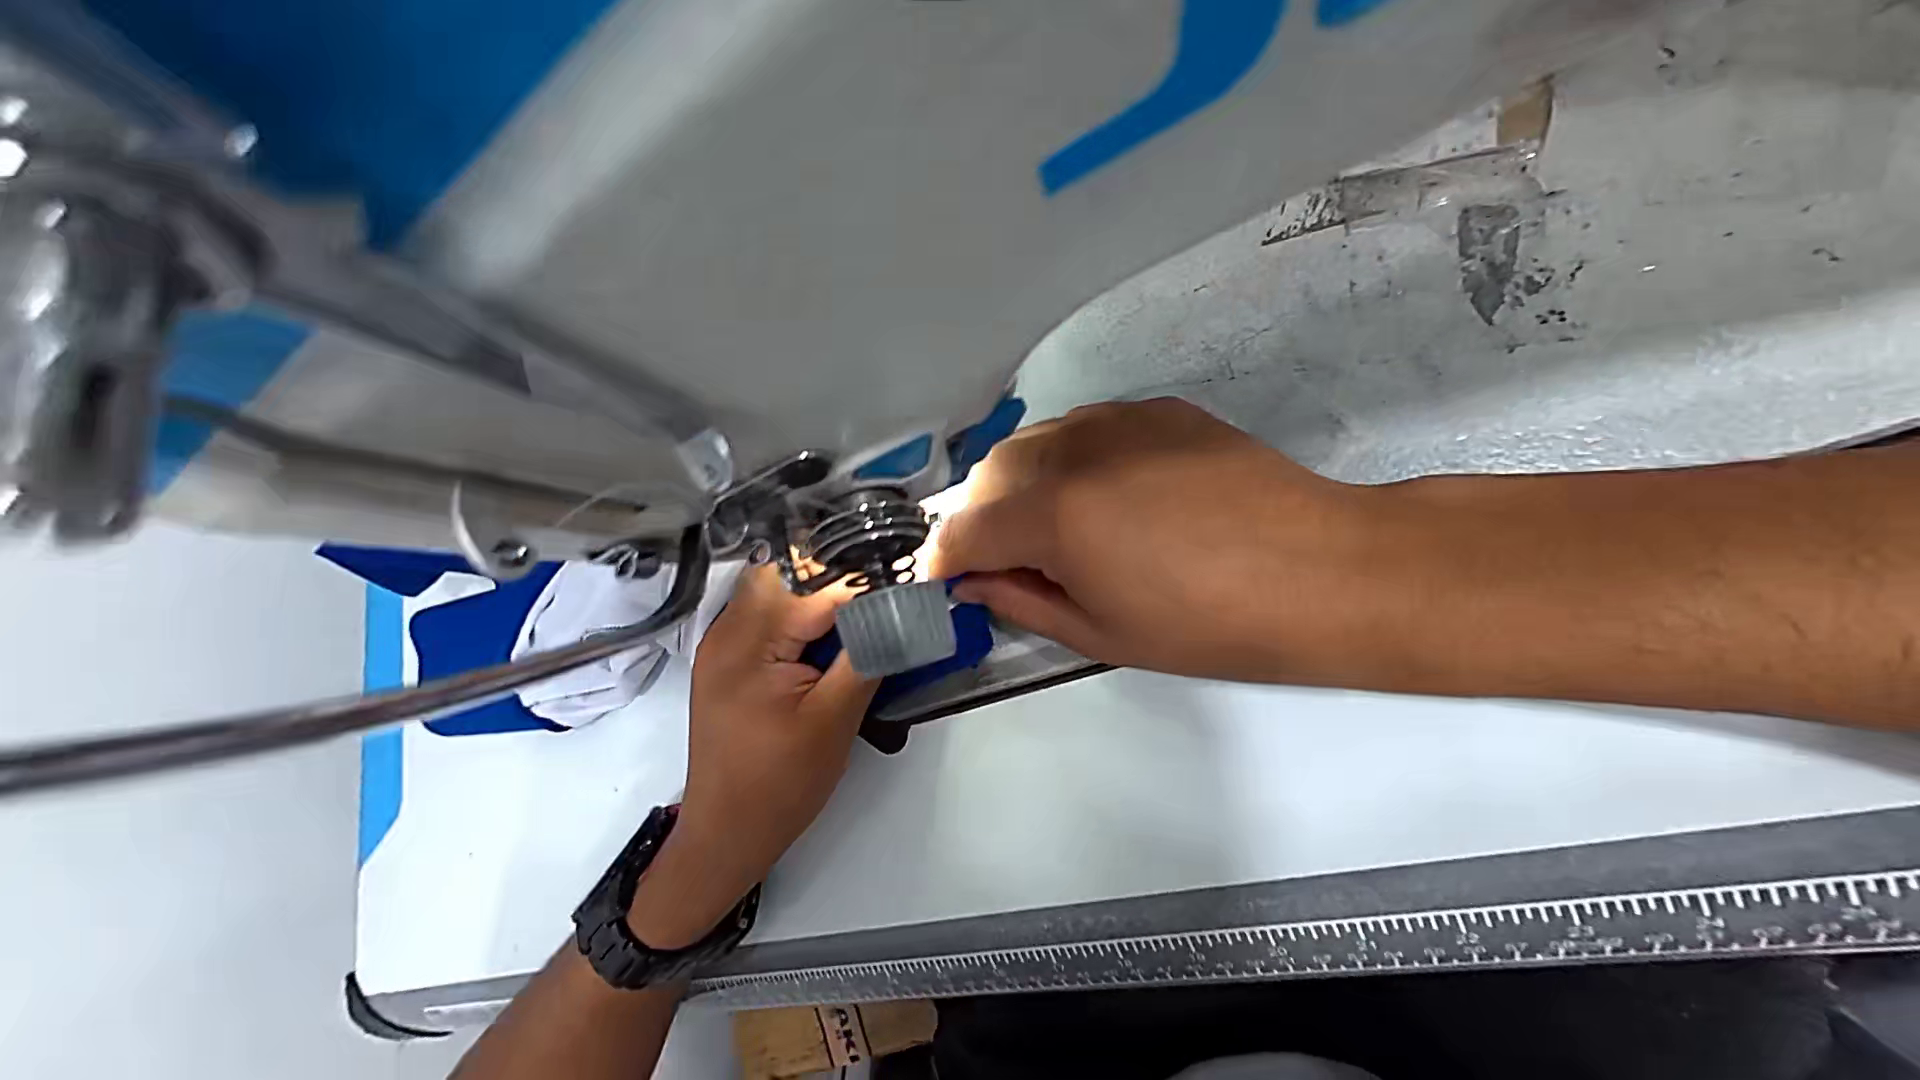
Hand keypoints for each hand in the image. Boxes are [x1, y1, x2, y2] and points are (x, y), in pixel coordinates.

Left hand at [625, 566, 876, 948]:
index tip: (903, 582)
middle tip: (884, 594)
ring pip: (779, 593)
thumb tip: (898, 610)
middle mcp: (726, 632)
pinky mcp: (730, 662)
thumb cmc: (778, 785)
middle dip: (839, 579)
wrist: (727, 834)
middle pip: (787, 576)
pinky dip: (804, 620)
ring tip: (865, 614)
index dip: (861, 581)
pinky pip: (770, 619)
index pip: (812, 587)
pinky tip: (832, 640)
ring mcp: (723, 646)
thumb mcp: (834, 719)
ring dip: (821, 598)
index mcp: (746, 642)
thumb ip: (866, 655)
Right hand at [930, 398, 1416, 683]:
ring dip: (1017, 483)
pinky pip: (1083, 427)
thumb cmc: (1207, 622)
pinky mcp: (1156, 411)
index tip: (944, 581)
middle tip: (997, 558)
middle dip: (977, 517)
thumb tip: (975, 582)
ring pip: (1032, 441)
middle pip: (989, 474)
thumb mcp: (1101, 632)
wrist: (1320, 571)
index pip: (964, 530)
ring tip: (1045, 523)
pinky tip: (1100, 491)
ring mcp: (1117, 421)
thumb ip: (1022, 600)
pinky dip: (1066, 458)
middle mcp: (1073, 452)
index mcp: (1054, 516)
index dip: (943, 559)